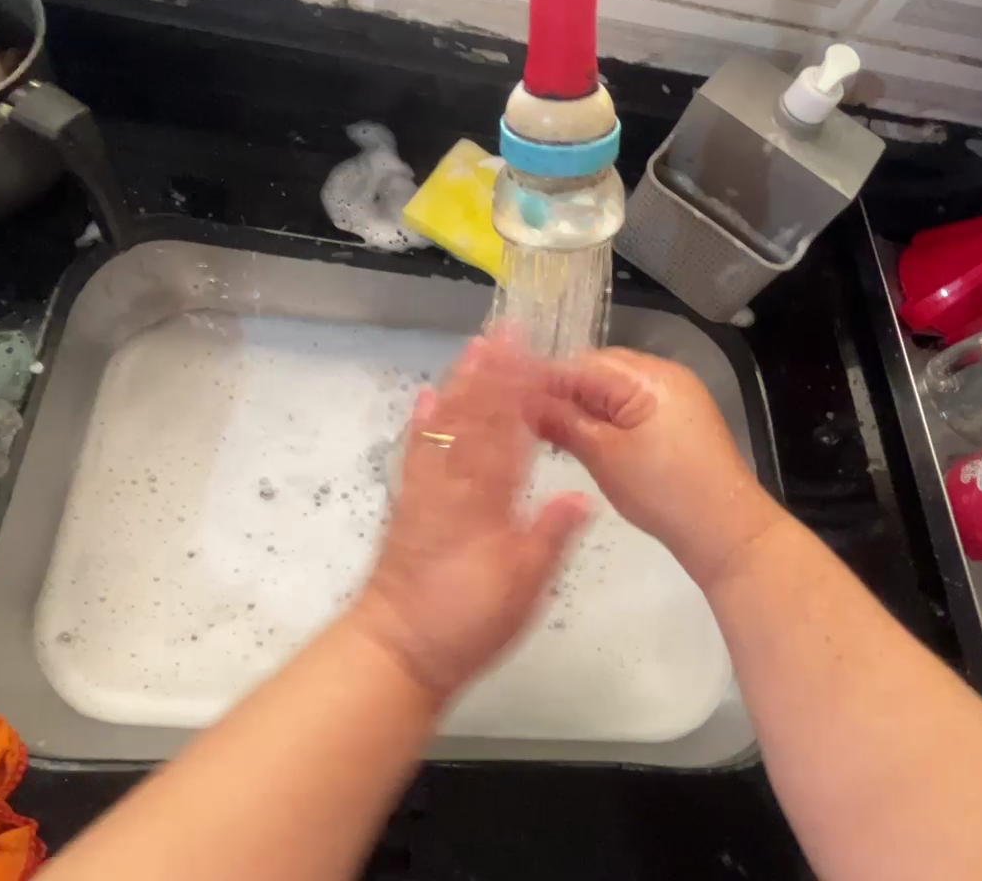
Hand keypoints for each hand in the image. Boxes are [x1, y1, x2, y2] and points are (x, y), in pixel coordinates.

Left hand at [349, 330, 591, 701]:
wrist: (399, 650)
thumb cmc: (467, 622)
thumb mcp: (522, 589)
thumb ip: (549, 538)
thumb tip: (583, 495)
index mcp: (486, 502)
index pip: (507, 435)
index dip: (518, 392)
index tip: (530, 354)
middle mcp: (454, 485)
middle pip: (475, 419)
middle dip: (491, 373)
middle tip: (503, 332)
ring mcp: (427, 491)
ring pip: (446, 428)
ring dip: (460, 385)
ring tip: (472, 350)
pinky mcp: (409, 503)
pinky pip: (416, 454)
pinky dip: (423, 424)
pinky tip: (426, 400)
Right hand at [528, 348, 774, 588]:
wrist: (727, 533)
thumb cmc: (664, 492)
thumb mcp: (604, 456)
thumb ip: (562, 423)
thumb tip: (522, 404)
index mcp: (648, 376)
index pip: (582, 364)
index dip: (543, 379)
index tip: (507, 396)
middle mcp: (663, 375)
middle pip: (598, 371)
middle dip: (561, 391)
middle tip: (523, 416)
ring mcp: (674, 397)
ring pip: (612, 390)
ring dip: (581, 405)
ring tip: (545, 428)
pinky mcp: (676, 420)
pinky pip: (630, 406)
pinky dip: (604, 418)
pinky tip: (580, 437)